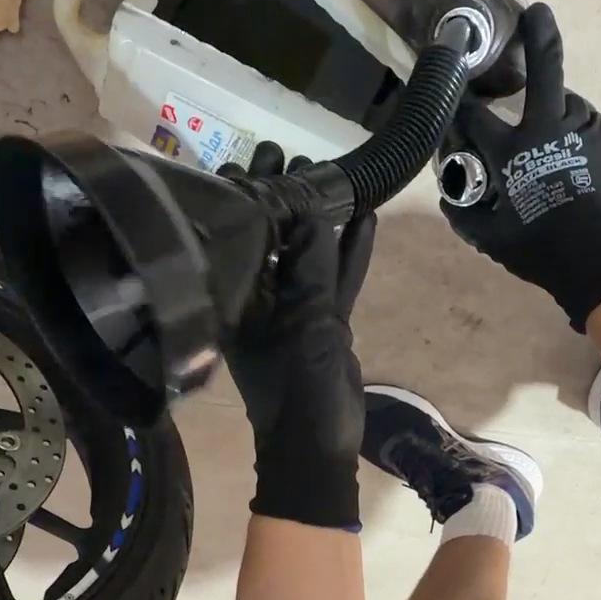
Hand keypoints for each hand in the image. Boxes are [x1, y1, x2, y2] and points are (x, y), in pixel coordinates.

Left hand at [219, 143, 376, 529]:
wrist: (319, 444)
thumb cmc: (297, 386)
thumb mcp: (304, 320)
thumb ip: (310, 265)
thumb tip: (311, 207)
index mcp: (236, 302)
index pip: (238, 238)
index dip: (248, 198)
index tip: (258, 160)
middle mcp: (258, 302)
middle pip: (270, 240)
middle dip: (282, 201)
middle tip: (289, 154)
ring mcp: (293, 313)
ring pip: (306, 257)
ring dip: (317, 221)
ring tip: (325, 174)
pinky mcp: (323, 323)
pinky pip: (336, 280)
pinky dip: (348, 254)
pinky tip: (364, 220)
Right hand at [441, 3, 600, 331]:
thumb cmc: (540, 252)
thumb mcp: (491, 239)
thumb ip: (464, 215)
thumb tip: (447, 199)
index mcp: (514, 151)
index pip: (476, 116)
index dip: (460, 106)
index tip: (452, 99)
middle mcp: (550, 128)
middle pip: (544, 69)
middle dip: (538, 36)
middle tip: (535, 15)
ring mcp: (585, 131)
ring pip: (567, 102)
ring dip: (553, 109)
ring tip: (547, 131)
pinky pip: (585, 126)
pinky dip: (573, 133)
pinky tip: (568, 155)